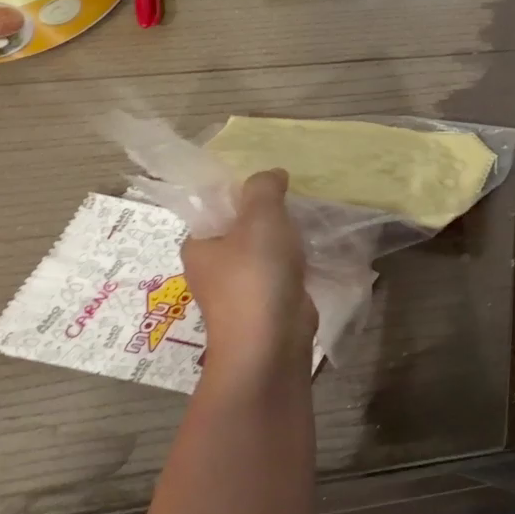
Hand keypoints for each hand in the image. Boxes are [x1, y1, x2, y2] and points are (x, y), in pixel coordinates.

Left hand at [182, 169, 316, 375]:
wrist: (270, 339)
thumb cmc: (256, 274)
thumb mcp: (261, 218)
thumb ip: (263, 189)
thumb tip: (270, 174)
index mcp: (198, 245)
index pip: (217, 208)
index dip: (246, 193)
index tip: (278, 185)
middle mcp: (213, 265)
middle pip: (244, 227)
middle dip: (272, 214)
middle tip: (299, 201)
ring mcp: (239, 286)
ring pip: (265, 248)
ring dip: (287, 238)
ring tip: (312, 224)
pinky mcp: (265, 300)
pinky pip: (280, 268)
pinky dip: (297, 259)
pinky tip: (316, 252)